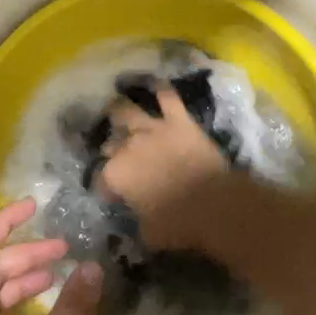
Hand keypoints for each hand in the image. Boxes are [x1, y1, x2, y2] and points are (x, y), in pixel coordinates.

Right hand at [97, 85, 232, 248]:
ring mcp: (153, 129)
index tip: (111, 195)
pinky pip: (167, 97)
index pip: (100, 178)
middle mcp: (128, 146)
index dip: (105, 188)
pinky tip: (155, 81)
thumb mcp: (148, 233)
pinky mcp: (178, 120)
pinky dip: (160, 87)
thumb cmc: (179, 225)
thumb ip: (138, 220)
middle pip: (111, 143)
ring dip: (119, 111)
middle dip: (111, 149)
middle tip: (117, 156)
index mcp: (116, 174)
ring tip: (115, 108)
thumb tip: (139, 219)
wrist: (215, 205)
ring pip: (126, 111)